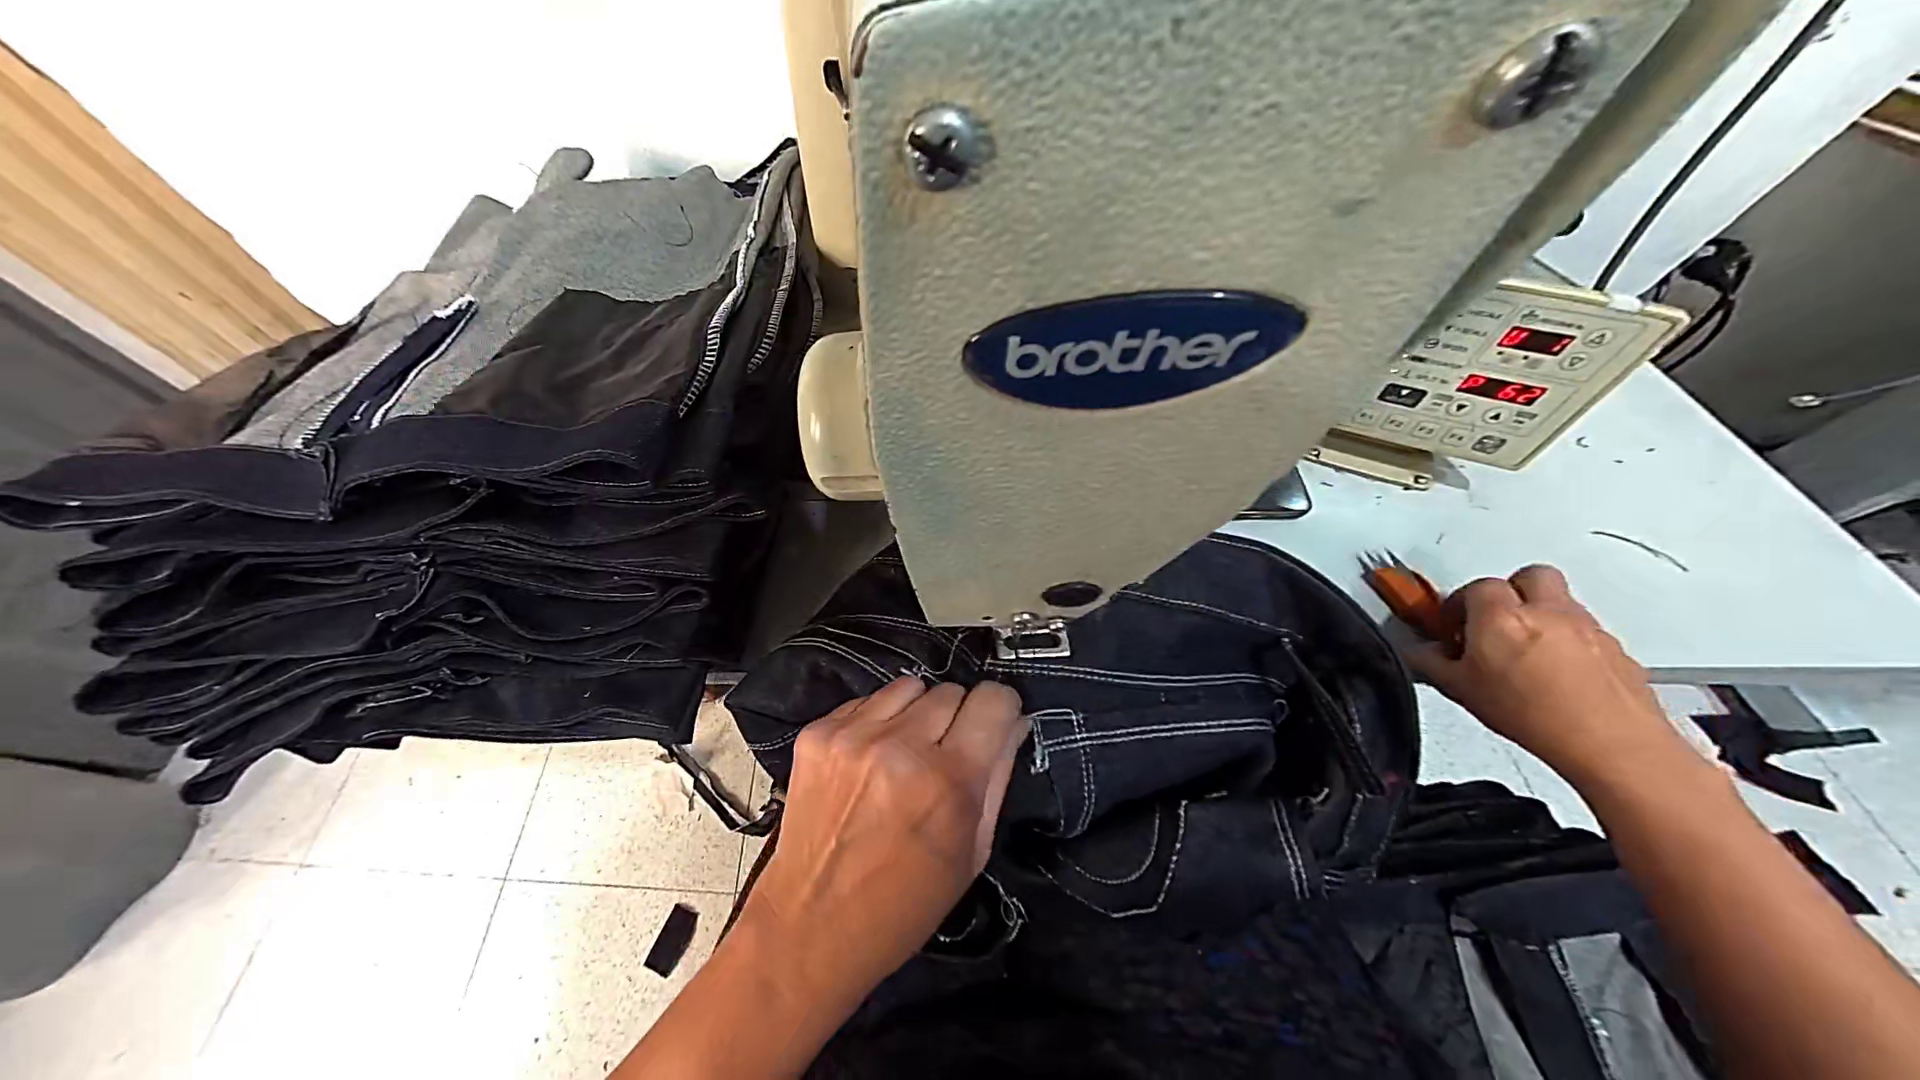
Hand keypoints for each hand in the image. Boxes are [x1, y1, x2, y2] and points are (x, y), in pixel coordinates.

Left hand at [740, 677, 1027, 1000]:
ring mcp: (853, 736)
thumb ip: (998, 775)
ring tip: (904, 754)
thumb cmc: (905, 904)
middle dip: (957, 718)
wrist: (810, 928)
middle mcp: (901, 746)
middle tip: (943, 756)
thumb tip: (1015, 722)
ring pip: (910, 686)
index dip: (1000, 710)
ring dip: (916, 714)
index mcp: (949, 781)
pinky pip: (867, 700)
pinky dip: (877, 721)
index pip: (993, 700)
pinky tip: (869, 761)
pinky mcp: (816, 734)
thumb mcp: (973, 851)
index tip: (993, 724)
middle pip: (952, 691)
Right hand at [1403, 564, 1687, 785]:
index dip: (1458, 604)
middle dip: (1508, 590)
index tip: (1452, 624)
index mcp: (1500, 616)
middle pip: (1528, 576)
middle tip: (1492, 617)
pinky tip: (1555, 670)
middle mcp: (1547, 611)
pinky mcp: (1616, 647)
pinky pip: (1586, 629)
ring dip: (1539, 613)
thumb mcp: (1460, 689)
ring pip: (1559, 600)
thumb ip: (1432, 662)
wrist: (1611, 746)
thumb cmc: (1539, 717)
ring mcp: (1587, 626)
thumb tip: (1422, 653)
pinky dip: (1567, 639)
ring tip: (1522, 648)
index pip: (1474, 588)